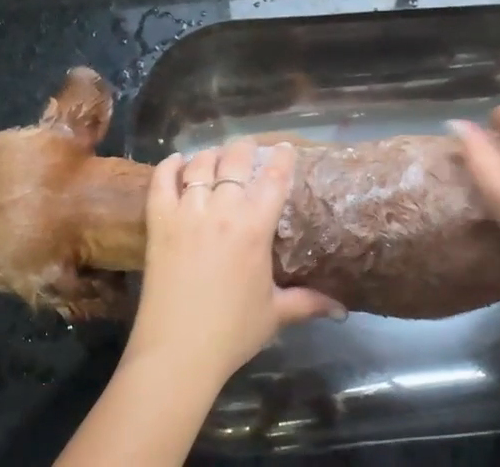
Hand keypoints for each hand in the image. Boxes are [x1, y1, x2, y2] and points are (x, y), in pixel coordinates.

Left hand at [126, 140, 344, 385]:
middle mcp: (223, 210)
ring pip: (200, 166)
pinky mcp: (158, 222)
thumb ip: (308, 302)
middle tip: (250, 148)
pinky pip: (162, 181)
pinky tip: (178, 162)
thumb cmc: (232, 332)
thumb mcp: (275, 314)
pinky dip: (169, 166)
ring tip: (216, 155)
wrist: (178, 351)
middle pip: (236, 161)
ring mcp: (187, 213)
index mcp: (255, 227)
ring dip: (211, 155)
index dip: (282, 159)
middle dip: (245, 149)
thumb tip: (341, 308)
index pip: (274, 179)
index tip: (286, 148)